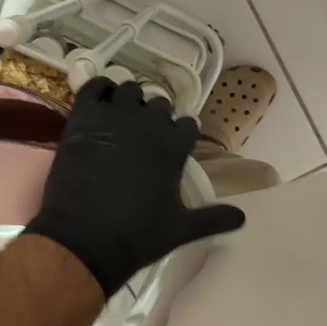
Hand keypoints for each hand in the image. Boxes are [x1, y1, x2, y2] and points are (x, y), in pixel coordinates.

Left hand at [26, 77, 244, 295]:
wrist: (84, 238)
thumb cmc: (136, 235)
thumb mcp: (181, 229)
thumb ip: (213, 218)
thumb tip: (243, 217)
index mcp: (174, 146)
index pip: (187, 125)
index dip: (180, 134)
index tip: (172, 146)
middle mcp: (149, 124)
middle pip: (158, 105)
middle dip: (154, 117)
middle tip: (143, 136)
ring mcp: (115, 117)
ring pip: (129, 91)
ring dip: (129, 101)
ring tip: (121, 118)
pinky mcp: (83, 118)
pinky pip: (94, 87)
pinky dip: (99, 89)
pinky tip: (100, 102)